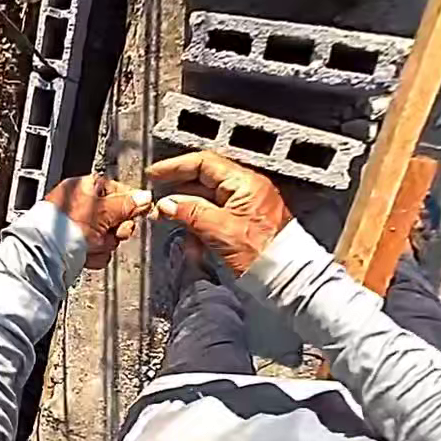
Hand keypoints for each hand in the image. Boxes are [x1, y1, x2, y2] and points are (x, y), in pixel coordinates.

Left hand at [45, 174, 152, 268]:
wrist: (47, 256)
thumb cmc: (67, 226)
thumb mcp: (104, 211)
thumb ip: (127, 204)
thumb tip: (145, 197)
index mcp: (85, 187)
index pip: (118, 190)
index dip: (129, 203)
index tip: (138, 212)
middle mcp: (81, 205)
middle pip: (116, 216)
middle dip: (117, 228)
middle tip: (113, 231)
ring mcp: (80, 227)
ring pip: (109, 236)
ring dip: (105, 243)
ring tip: (93, 244)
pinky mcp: (77, 246)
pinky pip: (98, 250)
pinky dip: (95, 254)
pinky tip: (86, 254)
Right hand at [145, 151, 292, 274]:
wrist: (285, 277)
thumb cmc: (263, 253)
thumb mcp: (220, 229)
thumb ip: (190, 213)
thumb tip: (167, 204)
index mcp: (244, 183)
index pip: (204, 163)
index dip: (176, 167)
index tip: (156, 174)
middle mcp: (245, 189)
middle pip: (202, 181)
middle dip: (178, 193)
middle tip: (157, 201)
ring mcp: (244, 206)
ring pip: (206, 201)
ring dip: (186, 213)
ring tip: (170, 223)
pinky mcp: (242, 223)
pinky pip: (214, 217)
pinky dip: (199, 227)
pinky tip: (192, 241)